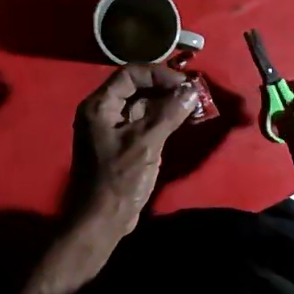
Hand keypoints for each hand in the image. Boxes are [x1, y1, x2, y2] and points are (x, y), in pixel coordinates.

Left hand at [76, 63, 199, 232]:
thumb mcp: (146, 143)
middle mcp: (102, 112)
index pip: (130, 74)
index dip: (159, 74)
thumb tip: (191, 91)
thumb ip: (169, 113)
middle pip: (136, 88)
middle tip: (194, 94)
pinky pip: (143, 123)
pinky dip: (163, 120)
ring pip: (142, 106)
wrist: (102, 219)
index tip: (185, 84)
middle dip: (166, 88)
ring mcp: (111, 129)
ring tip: (194, 107)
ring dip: (167, 104)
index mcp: (99, 106)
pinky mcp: (122, 144)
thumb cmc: (119, 179)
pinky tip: (183, 121)